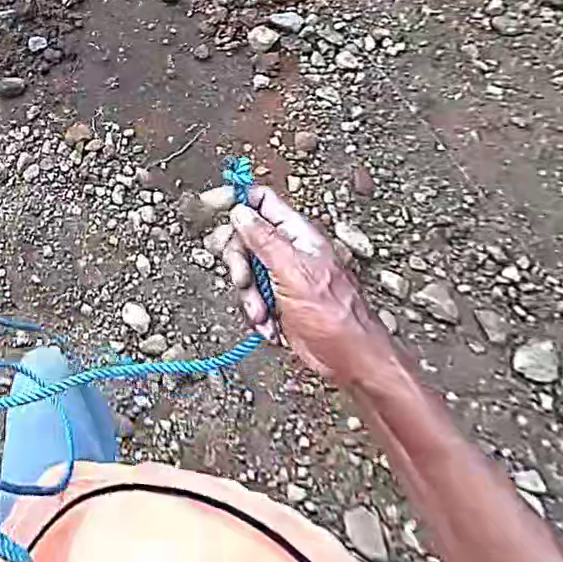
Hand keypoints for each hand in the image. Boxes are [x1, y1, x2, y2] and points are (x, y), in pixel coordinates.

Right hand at [213, 185, 392, 382]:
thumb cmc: (335, 316)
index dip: (236, 200)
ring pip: (245, 269)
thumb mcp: (293, 272)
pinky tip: (270, 326)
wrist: (350, 361)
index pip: (260, 201)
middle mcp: (287, 250)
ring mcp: (282, 275)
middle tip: (243, 279)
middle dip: (237, 261)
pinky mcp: (277, 299)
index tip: (212, 206)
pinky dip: (256, 313)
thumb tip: (240, 211)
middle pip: (244, 237)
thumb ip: (264, 239)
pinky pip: (251, 296)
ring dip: (247, 294)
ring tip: (262, 313)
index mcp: (296, 234)